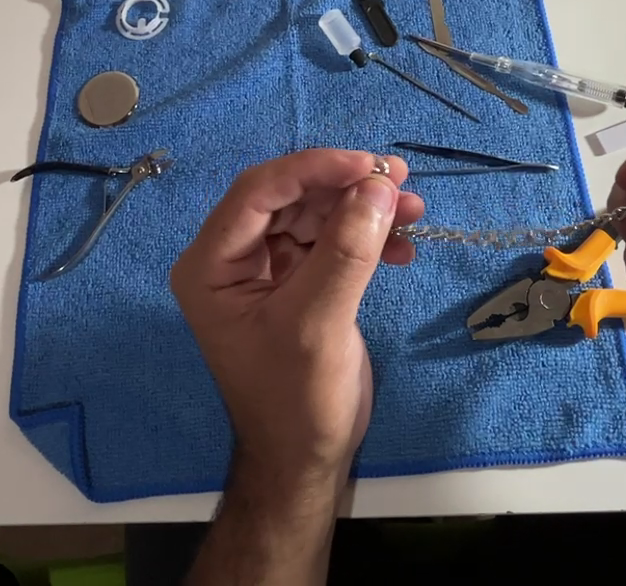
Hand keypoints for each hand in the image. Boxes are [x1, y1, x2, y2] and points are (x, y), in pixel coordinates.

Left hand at [171, 150, 421, 485]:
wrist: (308, 460)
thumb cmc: (296, 399)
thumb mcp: (318, 323)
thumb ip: (346, 251)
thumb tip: (378, 185)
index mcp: (211, 264)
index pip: (258, 192)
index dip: (312, 169)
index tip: (367, 165)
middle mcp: (233, 256)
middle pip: (289, 197)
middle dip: (344, 187)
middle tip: (399, 180)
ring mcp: (266, 267)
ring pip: (315, 213)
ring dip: (363, 209)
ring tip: (414, 211)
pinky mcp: (298, 279)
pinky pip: (331, 240)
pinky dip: (367, 237)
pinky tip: (403, 246)